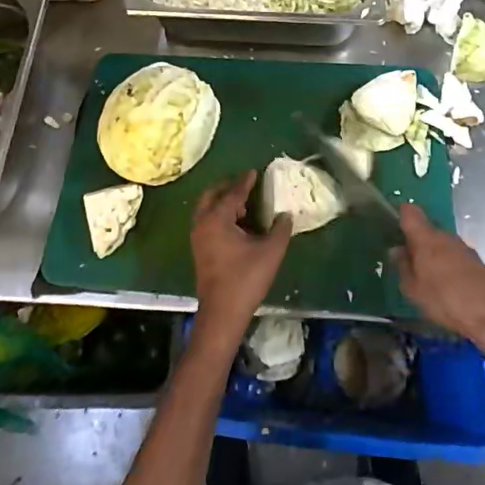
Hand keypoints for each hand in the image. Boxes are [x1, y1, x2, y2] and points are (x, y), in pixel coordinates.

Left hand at [190, 170, 291, 337]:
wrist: (222, 312)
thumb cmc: (246, 279)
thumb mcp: (271, 252)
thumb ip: (280, 229)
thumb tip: (285, 215)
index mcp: (217, 219)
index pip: (233, 193)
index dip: (245, 181)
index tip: (254, 171)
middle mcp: (202, 223)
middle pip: (212, 196)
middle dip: (228, 187)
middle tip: (246, 185)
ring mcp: (198, 237)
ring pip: (207, 209)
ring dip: (223, 202)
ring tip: (244, 204)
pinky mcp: (199, 250)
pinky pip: (207, 221)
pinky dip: (219, 215)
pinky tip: (237, 224)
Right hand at [394, 203, 484, 357]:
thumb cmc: (445, 301)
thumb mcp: (414, 289)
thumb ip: (403, 266)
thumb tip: (397, 250)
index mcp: (426, 238)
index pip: (410, 212)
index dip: (401, 214)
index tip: (394, 226)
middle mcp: (446, 236)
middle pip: (427, 229)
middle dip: (416, 241)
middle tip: (408, 262)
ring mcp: (464, 247)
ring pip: (442, 243)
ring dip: (433, 254)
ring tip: (427, 277)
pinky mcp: (477, 260)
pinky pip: (455, 255)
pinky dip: (448, 264)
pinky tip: (448, 285)